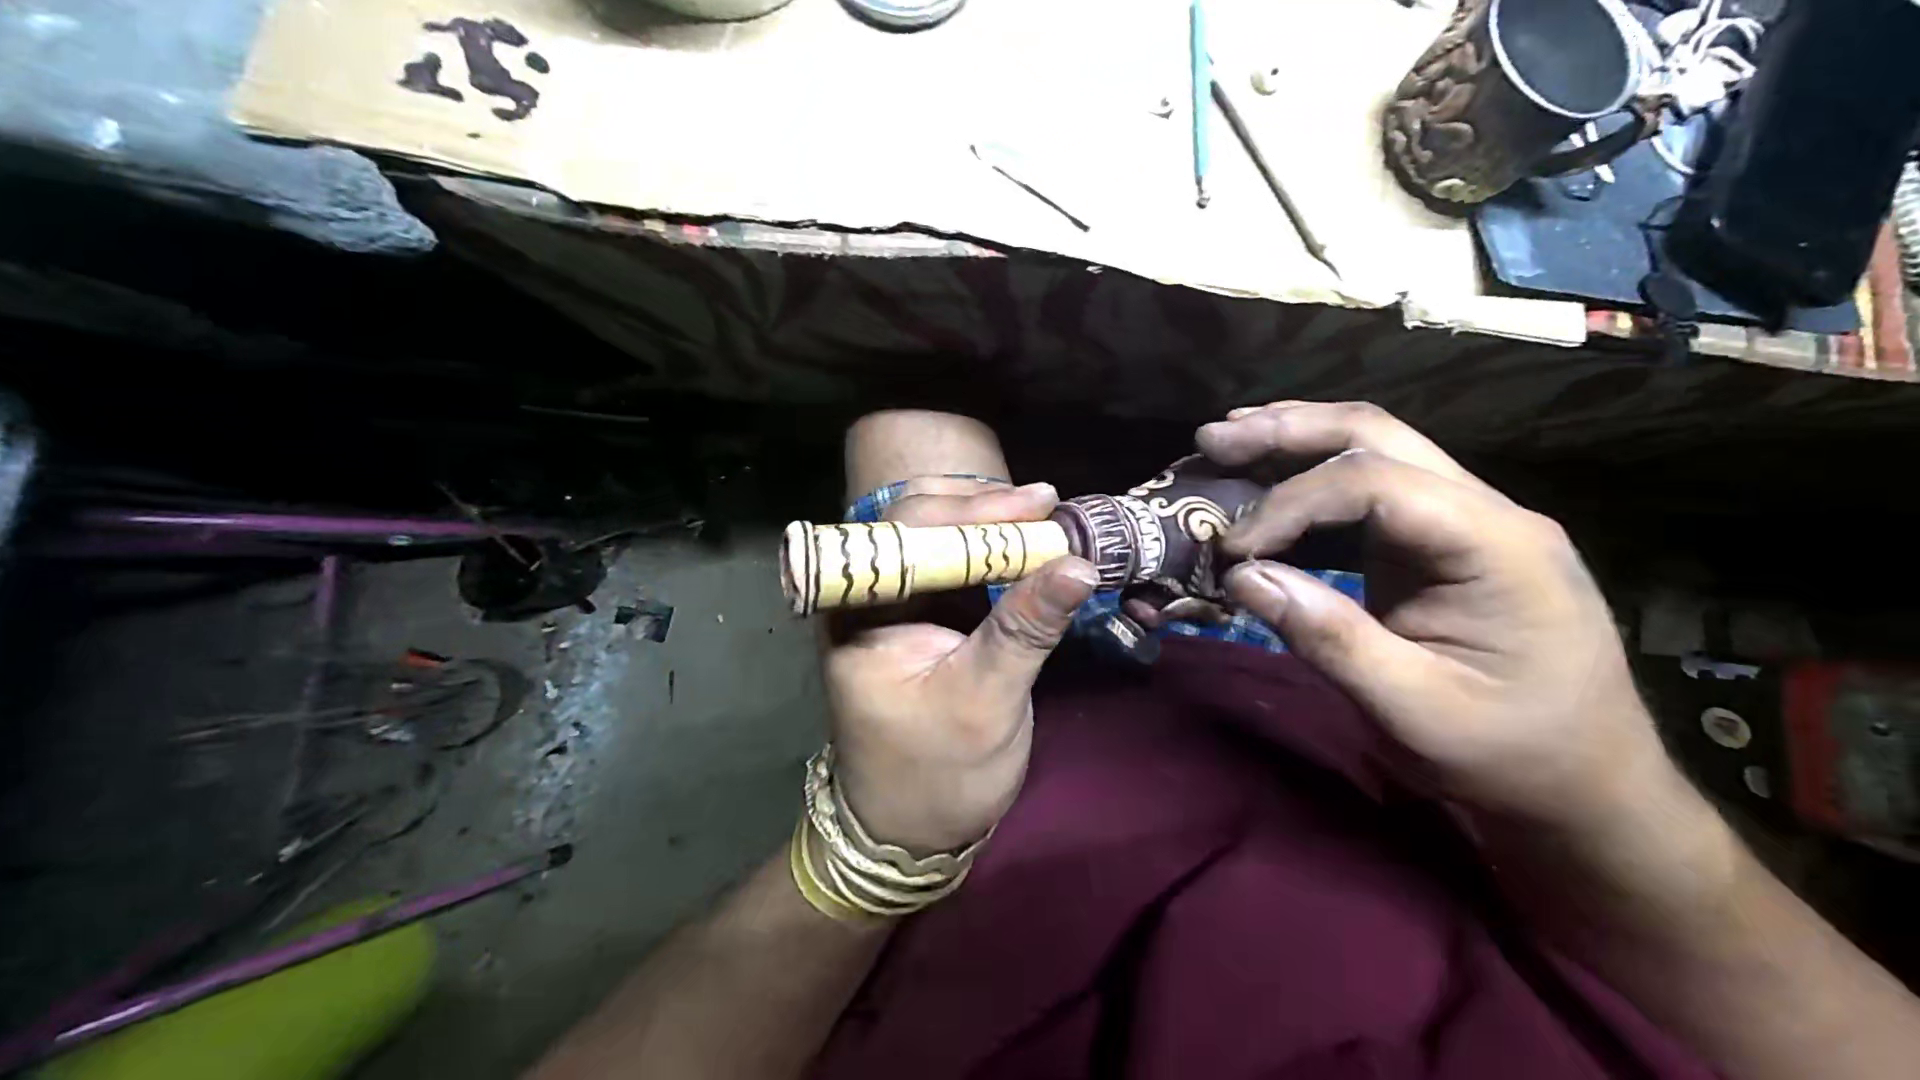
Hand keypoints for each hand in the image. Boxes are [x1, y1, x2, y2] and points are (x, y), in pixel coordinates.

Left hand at [822, 479, 1098, 852]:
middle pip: (915, 526)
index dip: (970, 512)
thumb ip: (1024, 629)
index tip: (1036, 505)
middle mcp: (863, 598)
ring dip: (986, 522)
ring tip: (1040, 514)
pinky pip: (947, 565)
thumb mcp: (985, 703)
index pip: (904, 536)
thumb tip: (1080, 564)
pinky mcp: (916, 617)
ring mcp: (889, 605)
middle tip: (1046, 504)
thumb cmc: (937, 775)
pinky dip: (986, 550)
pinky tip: (1021, 541)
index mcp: (856, 615)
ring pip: (931, 538)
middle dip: (981, 510)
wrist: (911, 828)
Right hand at [1199, 402, 1675, 832]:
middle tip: (1213, 438)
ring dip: (1294, 443)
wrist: (1583, 783)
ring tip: (1226, 444)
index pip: (1377, 484)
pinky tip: (1264, 486)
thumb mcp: (1414, 712)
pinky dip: (1307, 485)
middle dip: (1287, 431)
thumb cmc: (1508, 755)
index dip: (1290, 504)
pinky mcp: (1436, 543)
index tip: (1232, 549)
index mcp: (1497, 546)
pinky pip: (1366, 493)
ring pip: (1372, 449)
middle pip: (1377, 436)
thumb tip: (1240, 576)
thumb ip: (1328, 639)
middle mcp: (1486, 513)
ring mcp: (1463, 522)